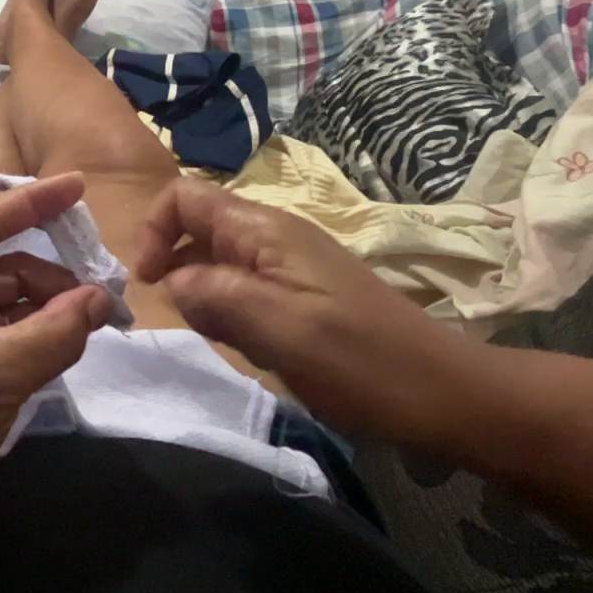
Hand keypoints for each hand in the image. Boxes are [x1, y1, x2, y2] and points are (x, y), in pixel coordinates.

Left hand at [0, 174, 112, 533]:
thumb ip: (55, 334)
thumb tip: (102, 300)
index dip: (32, 200)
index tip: (78, 184)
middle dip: (49, 259)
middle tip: (99, 267)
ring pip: (9, 285)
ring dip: (51, 297)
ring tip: (93, 318)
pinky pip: (7, 316)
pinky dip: (39, 322)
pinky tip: (70, 333)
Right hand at [133, 179, 489, 450]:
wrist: (444, 395)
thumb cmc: (360, 361)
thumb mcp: (279, 330)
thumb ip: (214, 297)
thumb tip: (169, 282)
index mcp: (263, 229)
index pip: (183, 197)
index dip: (153, 229)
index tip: (148, 282)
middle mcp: (271, 235)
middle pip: (195, 229)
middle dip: (175, 268)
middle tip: (188, 321)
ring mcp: (288, 264)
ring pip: (215, 263)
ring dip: (204, 297)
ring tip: (225, 338)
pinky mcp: (299, 293)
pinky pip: (241, 289)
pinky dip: (228, 313)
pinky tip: (249, 346)